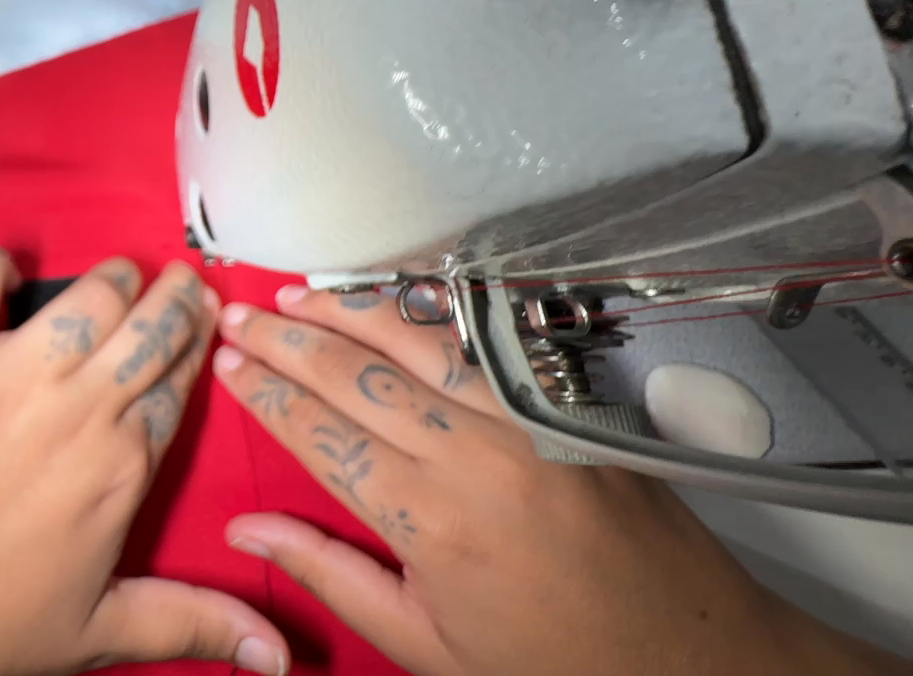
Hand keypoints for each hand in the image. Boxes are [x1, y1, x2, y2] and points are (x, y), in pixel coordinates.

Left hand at [0, 248, 288, 675]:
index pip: (178, 382)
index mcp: (122, 463)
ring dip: (111, 278)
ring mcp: (11, 374)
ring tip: (119, 272)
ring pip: (87, 298)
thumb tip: (278, 655)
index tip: (205, 318)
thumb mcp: (102, 631)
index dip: (195, 344)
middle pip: (149, 330)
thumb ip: (192, 622)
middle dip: (175, 297)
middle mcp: (79, 407)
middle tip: (181, 278)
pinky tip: (6, 270)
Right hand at [209, 285, 907, 675]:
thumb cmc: (551, 665)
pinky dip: (416, 312)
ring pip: (408, 340)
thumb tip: (243, 529)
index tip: (224, 363)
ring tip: (290, 295)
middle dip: (282, 340)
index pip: (317, 432)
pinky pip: (473, 343)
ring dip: (341, 310)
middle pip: (350, 374)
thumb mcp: (426, 645)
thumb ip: (328, 572)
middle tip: (235, 315)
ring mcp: (522, 422)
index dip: (263, 392)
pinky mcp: (560, 407)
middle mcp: (472, 457)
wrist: (708, 665)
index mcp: (431, 522)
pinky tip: (378, 298)